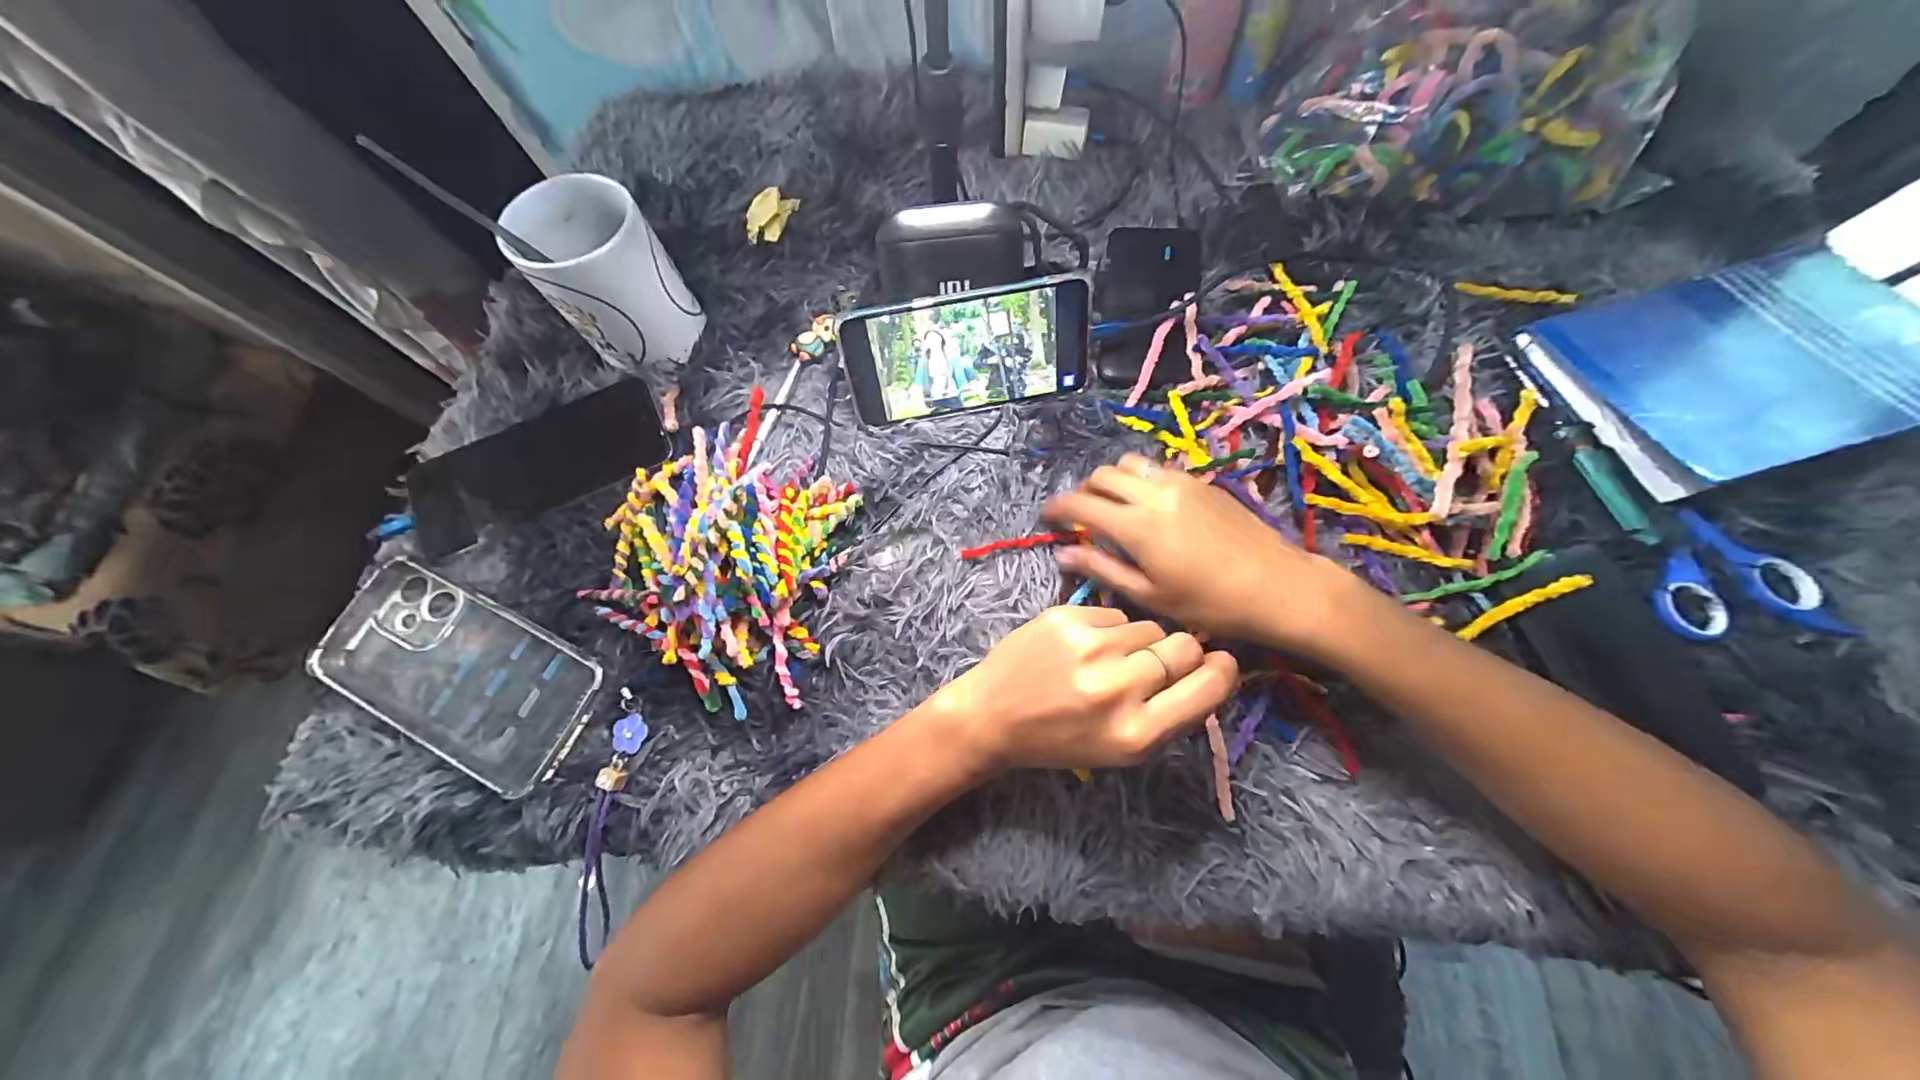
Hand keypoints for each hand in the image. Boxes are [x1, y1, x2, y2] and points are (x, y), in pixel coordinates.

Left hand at [922, 605, 1237, 771]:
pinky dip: (1108, 629)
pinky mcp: (1065, 618)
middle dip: (1180, 653)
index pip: (1207, 688)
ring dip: (1140, 641)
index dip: (1221, 672)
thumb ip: (1170, 715)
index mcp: (1136, 734)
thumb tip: (1212, 671)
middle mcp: (1117, 688)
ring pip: (1149, 626)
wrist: (992, 715)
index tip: (1219, 663)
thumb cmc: (1060, 739)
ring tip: (1108, 660)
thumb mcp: (1121, 748)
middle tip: (1154, 663)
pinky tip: (1083, 648)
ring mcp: (1089, 647)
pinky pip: (1115, 614)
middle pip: (1184, 647)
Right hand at [1042, 453, 1368, 657]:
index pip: (1081, 504)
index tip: (1047, 517)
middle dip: (1084, 491)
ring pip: (1132, 464)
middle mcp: (1154, 494)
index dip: (1057, 508)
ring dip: (1113, 480)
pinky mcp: (1203, 483)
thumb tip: (1063, 554)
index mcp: (1136, 526)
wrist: (1278, 587)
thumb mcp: (1149, 595)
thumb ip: (1102, 569)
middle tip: (1082, 516)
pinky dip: (1142, 480)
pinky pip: (1159, 469)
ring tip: (1115, 506)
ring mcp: (1182, 483)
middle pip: (1103, 475)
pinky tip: (1150, 506)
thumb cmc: (1209, 603)